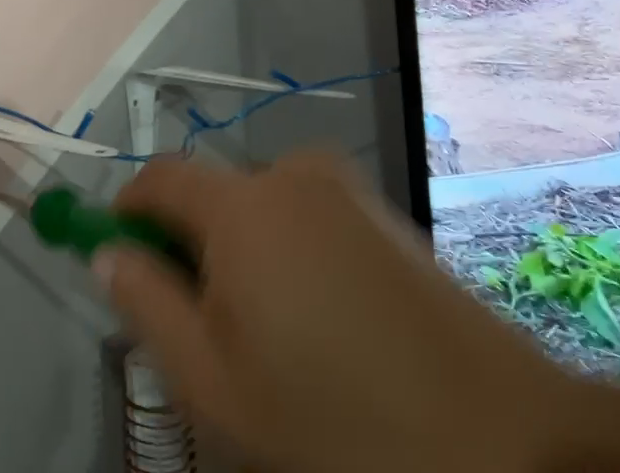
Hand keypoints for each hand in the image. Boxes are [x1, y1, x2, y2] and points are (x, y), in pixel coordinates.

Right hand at [97, 153, 619, 472]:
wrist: (511, 443)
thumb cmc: (334, 414)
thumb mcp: (209, 377)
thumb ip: (143, 302)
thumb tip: (107, 253)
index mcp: (241, 204)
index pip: (155, 178)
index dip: (126, 214)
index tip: (124, 264)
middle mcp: (293, 176)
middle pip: (211, 195)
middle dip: (189, 244)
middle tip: (204, 322)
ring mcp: (350, 195)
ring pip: (261, 210)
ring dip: (243, 253)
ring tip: (271, 334)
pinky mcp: (390, 221)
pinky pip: (310, 221)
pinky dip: (292, 257)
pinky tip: (324, 327)